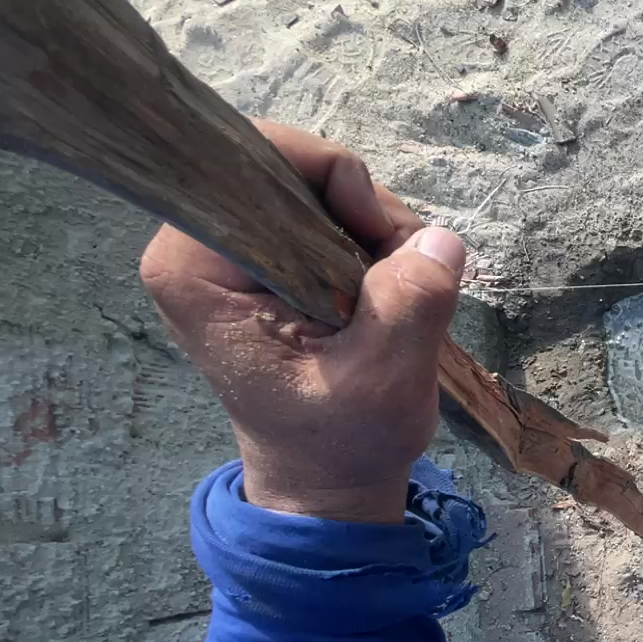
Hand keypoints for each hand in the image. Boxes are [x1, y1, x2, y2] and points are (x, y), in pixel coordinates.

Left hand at [140, 121, 464, 522]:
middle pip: (297, 172)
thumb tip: (443, 240)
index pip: (256, 164)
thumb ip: (409, 305)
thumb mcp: (385, 379)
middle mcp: (209, 245)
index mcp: (199, 266)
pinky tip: (397, 294)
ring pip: (327, 196)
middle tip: (413, 276)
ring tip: (409, 297)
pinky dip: (384, 250)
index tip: (387, 240)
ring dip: (386, 237)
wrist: (333, 478)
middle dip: (372, 215)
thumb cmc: (345, 438)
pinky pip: (338, 225)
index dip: (335, 181)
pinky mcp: (282, 268)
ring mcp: (247, 255)